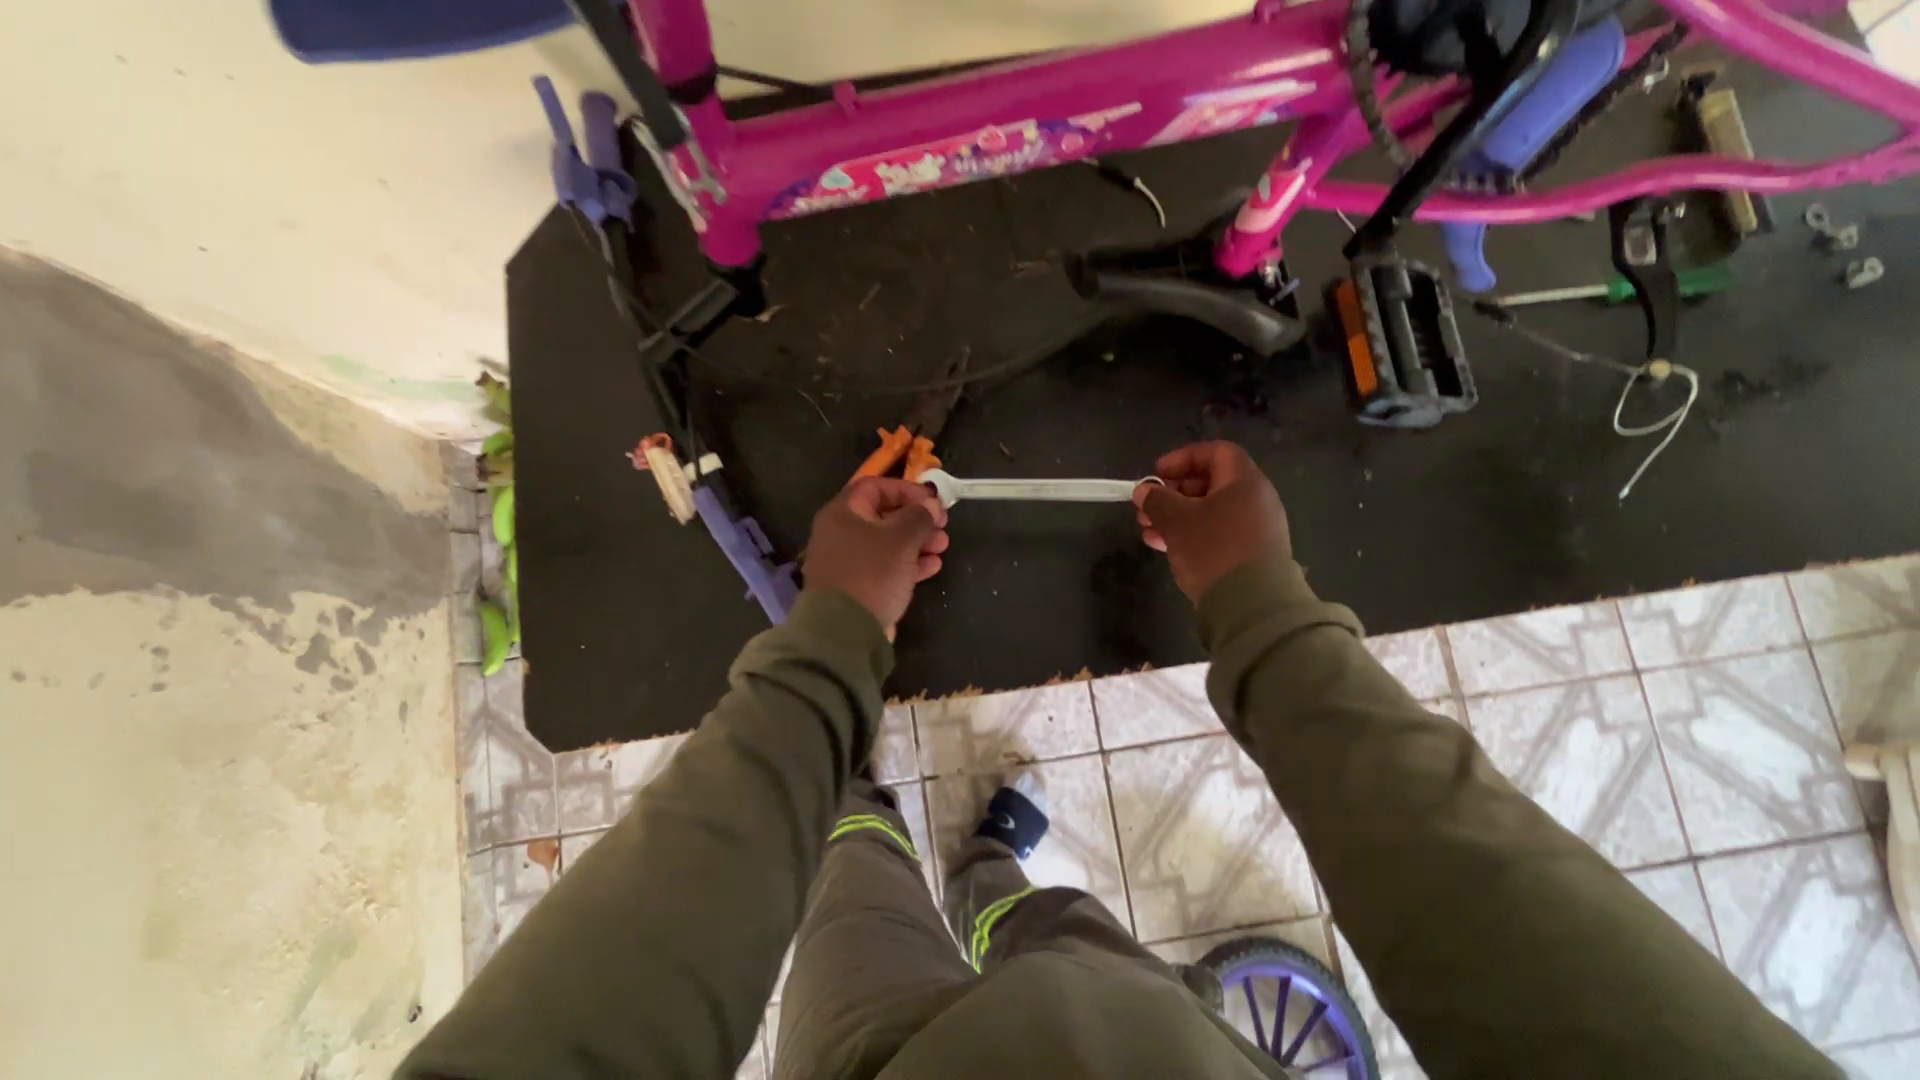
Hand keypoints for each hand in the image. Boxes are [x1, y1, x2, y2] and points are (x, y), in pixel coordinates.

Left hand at [803, 476, 950, 637]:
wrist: (845, 631)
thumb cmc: (871, 573)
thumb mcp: (900, 540)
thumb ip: (919, 517)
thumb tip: (930, 504)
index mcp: (843, 513)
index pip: (875, 486)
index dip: (906, 489)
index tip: (933, 500)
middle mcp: (840, 533)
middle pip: (883, 516)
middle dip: (917, 519)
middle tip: (943, 525)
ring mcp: (848, 561)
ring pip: (887, 543)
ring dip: (917, 542)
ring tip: (943, 547)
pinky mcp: (858, 586)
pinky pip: (885, 567)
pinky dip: (908, 564)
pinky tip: (932, 567)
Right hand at [1132, 441, 1289, 602]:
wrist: (1254, 606)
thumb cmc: (1215, 551)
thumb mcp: (1178, 522)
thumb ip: (1158, 501)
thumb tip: (1144, 490)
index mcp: (1245, 482)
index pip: (1216, 452)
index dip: (1184, 457)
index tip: (1157, 473)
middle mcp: (1255, 500)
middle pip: (1211, 483)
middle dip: (1173, 492)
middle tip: (1146, 506)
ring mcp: (1255, 529)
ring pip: (1209, 511)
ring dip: (1176, 516)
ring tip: (1147, 529)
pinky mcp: (1249, 555)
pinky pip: (1216, 533)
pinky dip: (1190, 534)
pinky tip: (1163, 545)